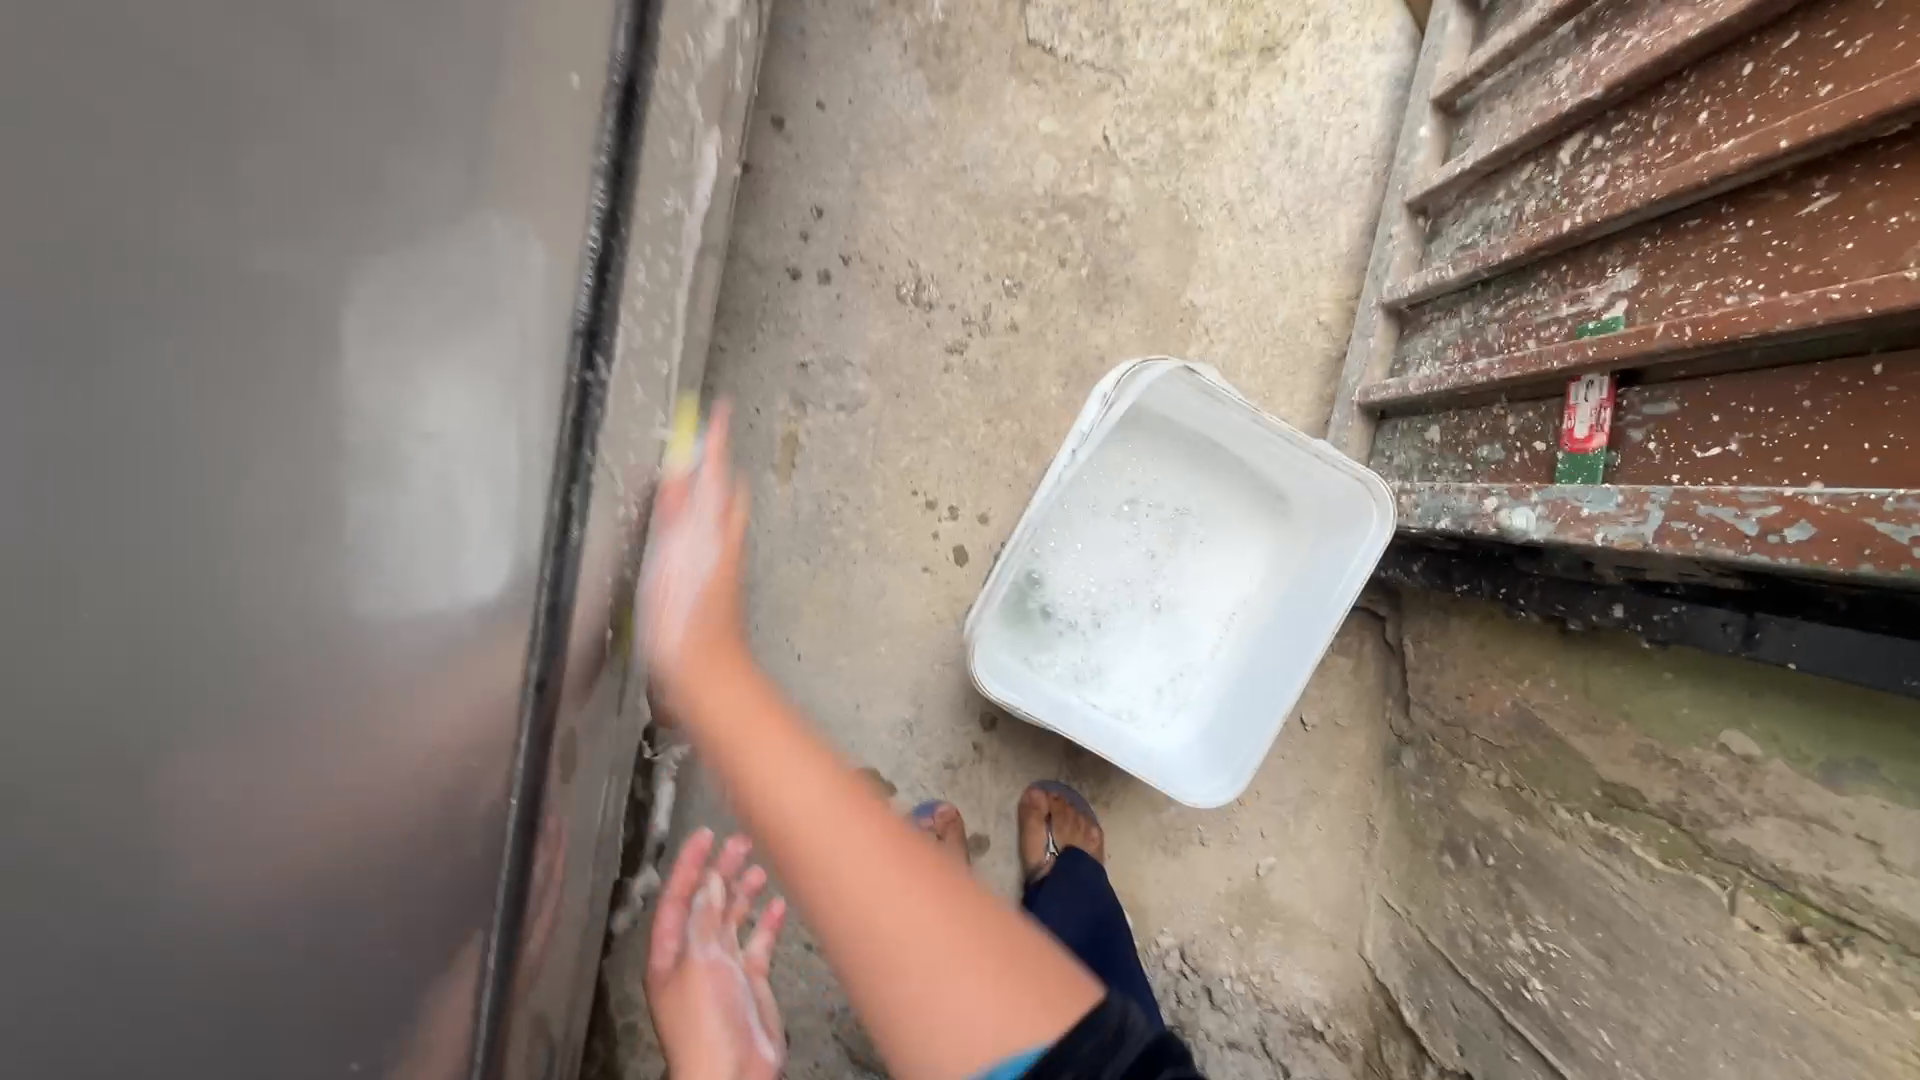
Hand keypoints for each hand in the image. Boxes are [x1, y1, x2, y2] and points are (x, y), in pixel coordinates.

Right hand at [637, 402, 751, 710]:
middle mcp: (722, 541)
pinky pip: (712, 535)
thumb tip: (682, 469)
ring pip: (722, 513)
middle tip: (709, 439)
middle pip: (727, 493)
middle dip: (719, 464)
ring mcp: (721, 562)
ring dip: (713, 488)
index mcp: (712, 530)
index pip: (717, 473)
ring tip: (697, 471)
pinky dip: (703, 517)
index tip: (722, 409)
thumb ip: (677, 514)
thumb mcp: (670, 560)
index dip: (717, 442)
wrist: (704, 670)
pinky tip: (690, 524)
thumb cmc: (681, 619)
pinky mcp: (715, 583)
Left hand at [646, 829, 787, 1079]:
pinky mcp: (750, 981)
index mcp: (671, 953)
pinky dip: (767, 922)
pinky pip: (758, 943)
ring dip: (744, 893)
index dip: (690, 866)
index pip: (678, 898)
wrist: (733, 1073)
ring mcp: (723, 968)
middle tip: (742, 842)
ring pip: (733, 919)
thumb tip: (709, 882)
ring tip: (759, 867)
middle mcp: (695, 956)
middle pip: (707, 905)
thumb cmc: (705, 1021)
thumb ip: (704, 919)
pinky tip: (778, 905)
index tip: (706, 835)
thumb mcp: (699, 963)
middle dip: (721, 872)